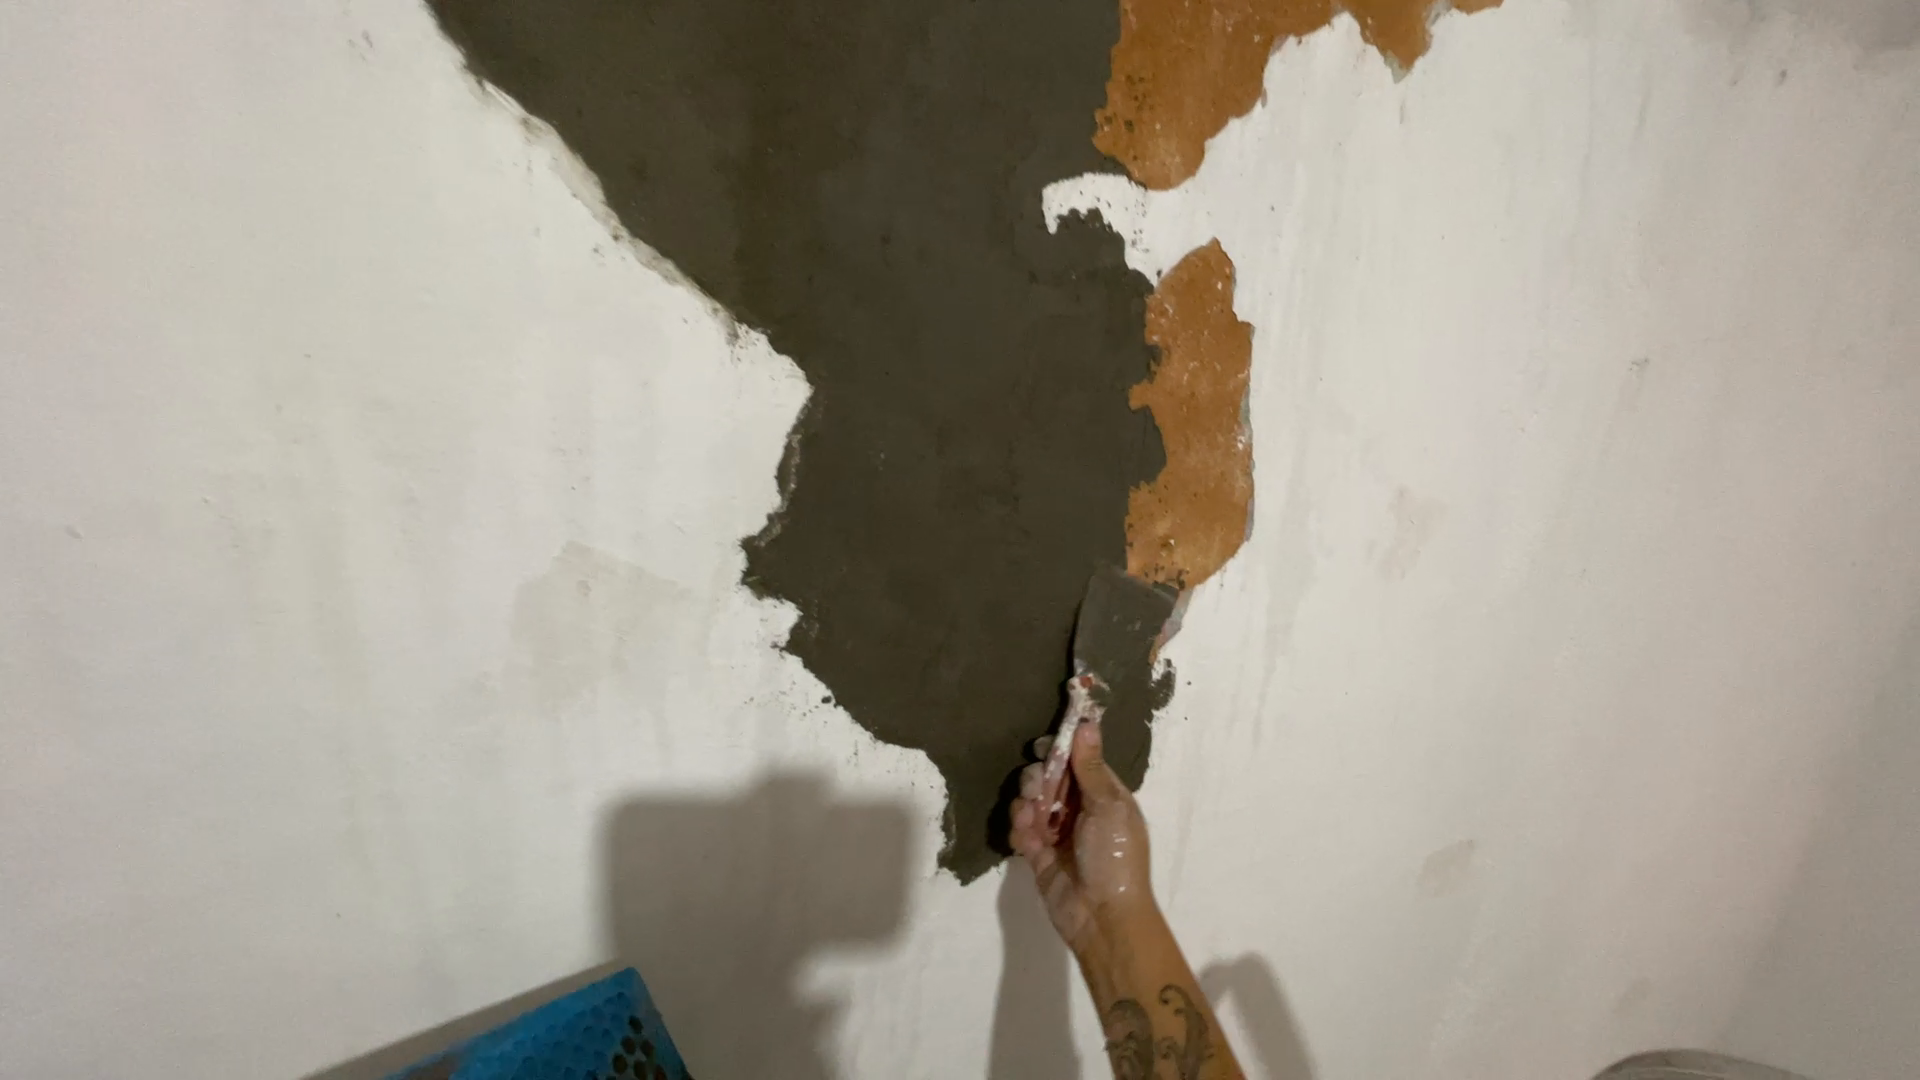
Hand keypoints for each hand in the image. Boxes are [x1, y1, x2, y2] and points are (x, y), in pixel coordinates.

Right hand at [1009, 717, 1155, 957]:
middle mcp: (1078, 807)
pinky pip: (1019, 826)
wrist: (1102, 918)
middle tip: (1039, 789)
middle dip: (1039, 777)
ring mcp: (1056, 829)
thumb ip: (1091, 767)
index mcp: (1102, 793)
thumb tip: (1088, 723)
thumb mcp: (1108, 807)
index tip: (1045, 745)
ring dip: (1026, 801)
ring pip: (1029, 797)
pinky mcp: (1036, 851)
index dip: (1061, 749)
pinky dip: (1019, 828)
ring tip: (1032, 817)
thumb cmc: (1115, 856)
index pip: (1078, 758)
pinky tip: (1027, 838)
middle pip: (1048, 774)